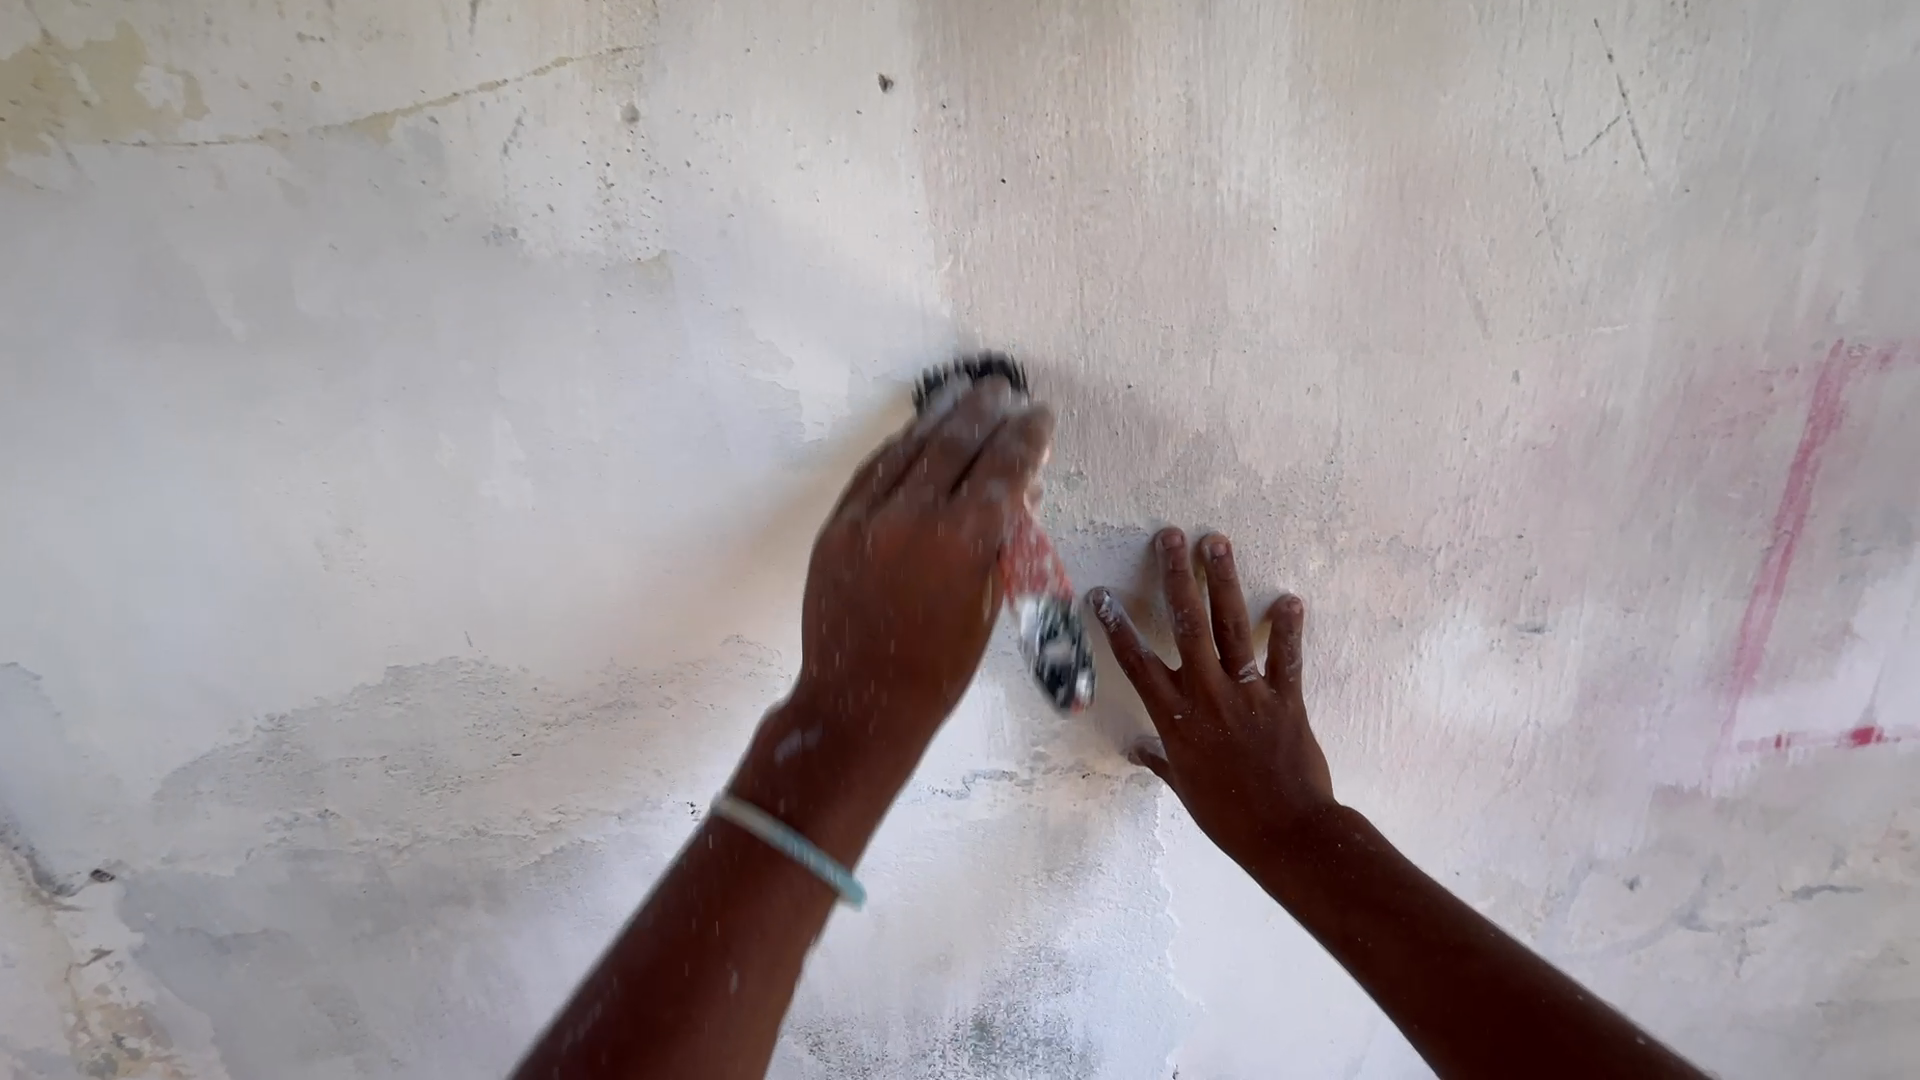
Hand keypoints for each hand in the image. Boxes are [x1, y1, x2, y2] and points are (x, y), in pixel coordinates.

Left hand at [787, 375, 1054, 766]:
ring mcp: (868, 518)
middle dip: (985, 408)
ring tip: (962, 392)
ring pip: (910, 448)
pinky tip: (917, 431)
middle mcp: (915, 516)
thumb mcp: (990, 604)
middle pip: (957, 441)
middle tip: (1001, 386)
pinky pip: (873, 471)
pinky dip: (899, 446)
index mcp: (964, 541)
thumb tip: (1024, 491)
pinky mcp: (836, 526)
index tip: (1040, 413)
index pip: (1005, 467)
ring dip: (941, 415)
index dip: (1027, 434)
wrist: (861, 699)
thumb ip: (1006, 541)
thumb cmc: (941, 667)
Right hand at [1089, 528, 1335, 861]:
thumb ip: (1160, 760)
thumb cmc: (1226, 815)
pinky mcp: (1285, 700)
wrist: (1286, 833)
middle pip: (1186, 624)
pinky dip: (1288, 629)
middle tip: (1171, 537)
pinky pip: (1286, 658)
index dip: (1117, 626)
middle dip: (1176, 576)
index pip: (1136, 662)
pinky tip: (1288, 599)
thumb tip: (1137, 751)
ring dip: (1223, 582)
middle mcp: (1206, 693)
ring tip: (1216, 543)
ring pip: (1231, 628)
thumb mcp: (1184, 786)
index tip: (1102, 595)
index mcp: (1175, 715)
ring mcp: (1247, 693)